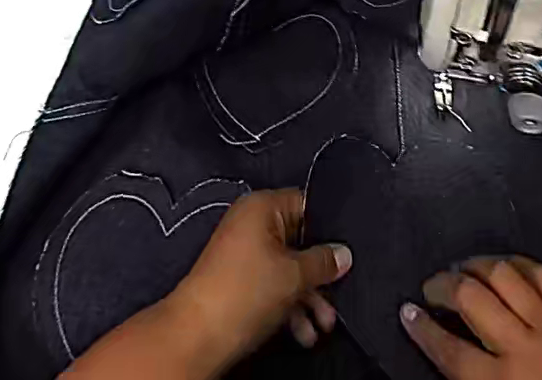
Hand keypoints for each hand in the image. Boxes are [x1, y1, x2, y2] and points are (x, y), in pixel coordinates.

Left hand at [166, 188, 352, 365]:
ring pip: (287, 266)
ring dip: (308, 297)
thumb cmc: (244, 292)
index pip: (306, 205)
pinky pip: (272, 282)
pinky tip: (303, 332)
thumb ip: (323, 262)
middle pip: (299, 240)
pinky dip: (289, 304)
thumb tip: (344, 254)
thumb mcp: (294, 275)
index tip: (347, 252)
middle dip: (319, 274)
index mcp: (263, 206)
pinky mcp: (239, 279)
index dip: (328, 229)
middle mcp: (252, 221)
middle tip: (337, 298)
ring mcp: (244, 251)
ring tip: (322, 326)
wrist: (195, 337)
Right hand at [399, 257, 541, 379]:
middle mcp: (524, 348)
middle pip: (471, 299)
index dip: (422, 329)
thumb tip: (446, 354)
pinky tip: (505, 266)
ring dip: (476, 266)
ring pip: (503, 275)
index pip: (449, 351)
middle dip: (442, 287)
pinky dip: (519, 264)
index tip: (407, 313)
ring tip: (462, 269)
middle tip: (430, 288)